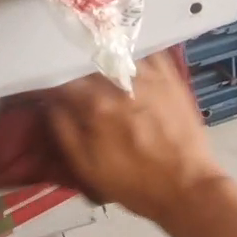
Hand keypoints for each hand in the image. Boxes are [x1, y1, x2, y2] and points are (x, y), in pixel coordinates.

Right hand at [42, 49, 231, 225]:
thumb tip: (50, 102)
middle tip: (71, 69)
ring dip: (102, 51)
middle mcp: (118, 82)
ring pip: (116, 49)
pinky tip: (128, 52)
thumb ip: (63, 129)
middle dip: (74, 62)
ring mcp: (147, 76)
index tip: (48, 82)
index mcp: (94, 105)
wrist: (188, 190)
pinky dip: (134, 47)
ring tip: (97, 57)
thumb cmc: (134, 183)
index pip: (62, 78)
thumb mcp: (86, 167)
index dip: (51, 78)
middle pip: (86, 59)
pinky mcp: (170, 76)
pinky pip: (148, 48)